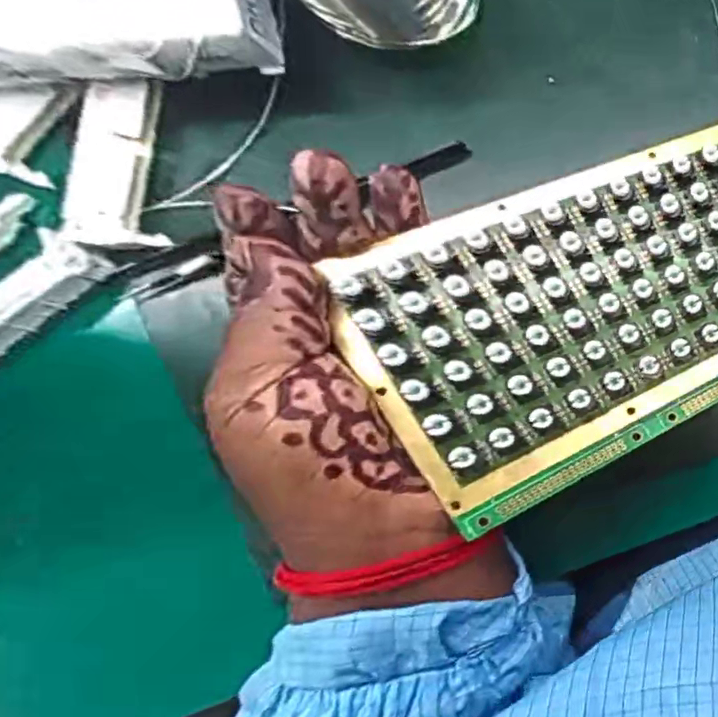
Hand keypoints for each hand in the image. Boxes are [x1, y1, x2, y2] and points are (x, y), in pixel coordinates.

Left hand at [206, 150, 515, 621]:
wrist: (405, 546)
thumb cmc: (319, 484)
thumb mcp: (256, 405)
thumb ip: (263, 326)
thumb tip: (272, 254)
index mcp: (287, 356)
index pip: (274, 280)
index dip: (264, 233)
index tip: (257, 196)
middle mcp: (349, 352)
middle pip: (343, 270)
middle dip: (334, 216)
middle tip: (333, 170)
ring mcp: (411, 364)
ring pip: (404, 285)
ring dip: (397, 234)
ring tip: (395, 186)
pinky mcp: (462, 377)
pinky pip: (458, 320)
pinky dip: (457, 280)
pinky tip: (454, 247)